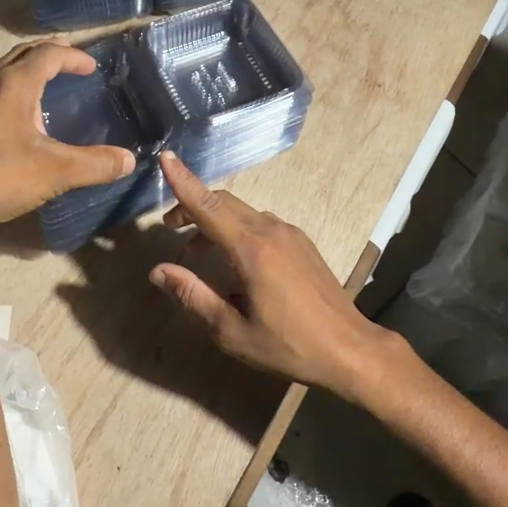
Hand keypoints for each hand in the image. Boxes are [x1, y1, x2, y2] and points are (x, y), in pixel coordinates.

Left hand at [0, 42, 136, 242]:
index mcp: (12, 84)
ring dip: (21, 75)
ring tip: (39, 93)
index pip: (48, 54)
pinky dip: (1, 94)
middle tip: (68, 65)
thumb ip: (95, 164)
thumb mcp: (54, 173)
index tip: (90, 67)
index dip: (73, 56)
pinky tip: (5, 123)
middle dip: (47, 56)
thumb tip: (128, 160)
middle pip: (20, 55)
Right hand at [150, 153, 401, 402]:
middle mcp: (270, 230)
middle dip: (193, 207)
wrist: (349, 349)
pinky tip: (234, 265)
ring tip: (197, 254)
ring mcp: (290, 234)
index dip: (183, 180)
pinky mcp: (301, 243)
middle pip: (223, 203)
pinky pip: (260, 225)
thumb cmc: (288, 344)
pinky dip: (237, 231)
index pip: (208, 205)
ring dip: (215, 222)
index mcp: (250, 248)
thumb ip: (193, 296)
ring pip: (242, 213)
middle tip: (171, 228)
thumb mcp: (232, 331)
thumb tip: (158, 271)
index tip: (165, 157)